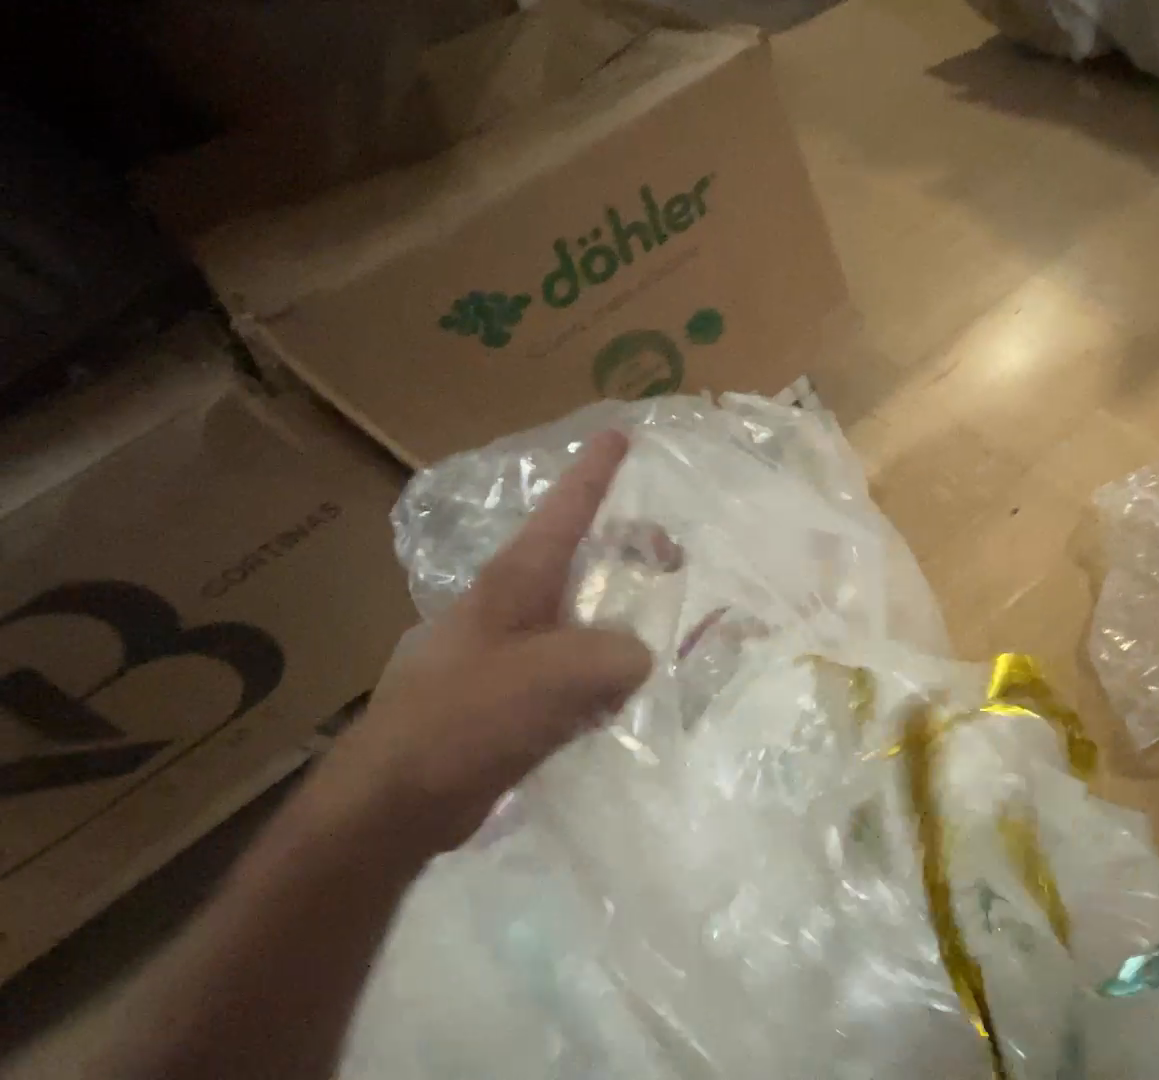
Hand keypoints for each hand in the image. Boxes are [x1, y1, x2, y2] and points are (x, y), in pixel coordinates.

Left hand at [311, 431, 652, 854]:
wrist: (392, 800)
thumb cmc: (467, 719)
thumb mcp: (558, 677)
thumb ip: (619, 656)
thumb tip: (637, 658)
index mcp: (515, 582)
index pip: (565, 511)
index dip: (596, 472)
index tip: (621, 434)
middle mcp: (508, 605)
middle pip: (578, 559)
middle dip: (626, 551)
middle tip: (672, 559)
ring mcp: (503, 650)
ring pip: (577, 616)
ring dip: (616, 616)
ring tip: (658, 634)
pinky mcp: (505, 696)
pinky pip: (568, 667)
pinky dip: (599, 670)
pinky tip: (619, 698)